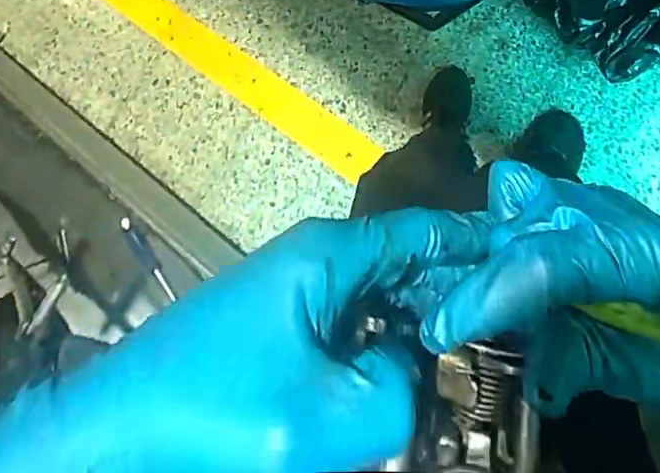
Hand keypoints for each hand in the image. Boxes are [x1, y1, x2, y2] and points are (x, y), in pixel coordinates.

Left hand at [0, 209, 491, 472]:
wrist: (123, 426)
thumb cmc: (220, 410)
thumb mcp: (328, 419)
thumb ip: (397, 390)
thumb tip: (418, 369)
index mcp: (330, 256)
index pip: (422, 233)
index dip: (479, 246)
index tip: (536, 265)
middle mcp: (317, 261)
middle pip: (408, 267)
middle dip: (462, 300)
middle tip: (527, 340)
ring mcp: (299, 295)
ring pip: (384, 305)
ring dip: (426, 335)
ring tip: (483, 372)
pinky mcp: (286, 331)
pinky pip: (354, 333)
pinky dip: (388, 356)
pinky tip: (414, 392)